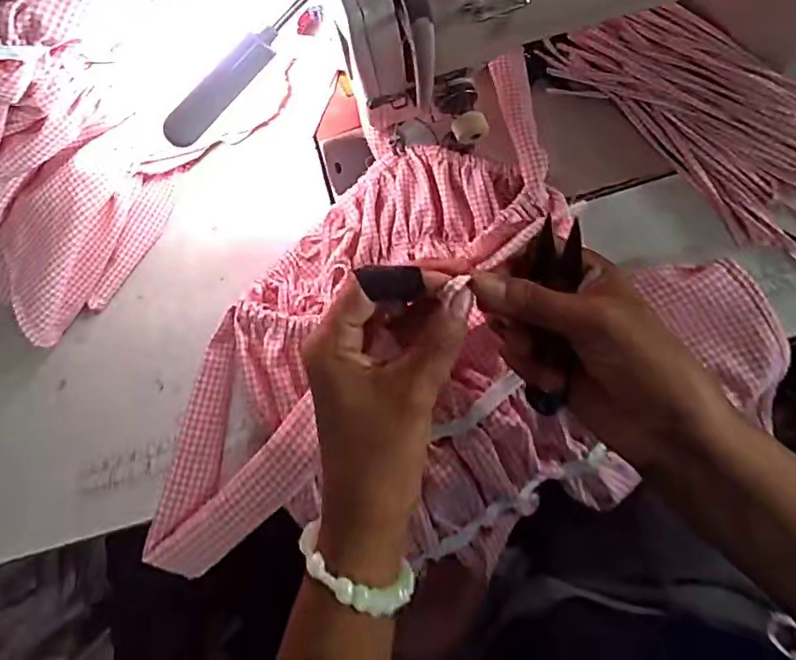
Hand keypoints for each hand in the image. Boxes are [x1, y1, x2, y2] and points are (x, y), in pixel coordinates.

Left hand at [304, 272, 467, 582]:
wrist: (367, 520)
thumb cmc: (381, 457)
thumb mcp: (413, 393)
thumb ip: (440, 338)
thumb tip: (465, 291)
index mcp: (329, 339)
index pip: (368, 285)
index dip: (411, 275)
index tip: (453, 277)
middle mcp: (334, 339)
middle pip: (377, 294)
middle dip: (420, 285)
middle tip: (465, 279)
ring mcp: (351, 355)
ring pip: (388, 313)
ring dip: (424, 304)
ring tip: (464, 294)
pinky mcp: (367, 371)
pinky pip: (394, 336)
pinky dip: (420, 327)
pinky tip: (450, 319)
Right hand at [470, 250, 740, 472]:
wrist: (671, 431)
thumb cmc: (641, 358)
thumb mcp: (589, 319)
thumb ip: (531, 300)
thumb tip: (476, 279)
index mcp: (584, 272)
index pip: (535, 252)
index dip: (508, 263)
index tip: (485, 282)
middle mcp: (567, 298)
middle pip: (515, 290)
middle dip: (510, 311)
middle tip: (515, 330)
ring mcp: (558, 335)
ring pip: (512, 325)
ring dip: (519, 343)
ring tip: (540, 361)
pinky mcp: (551, 368)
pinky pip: (520, 356)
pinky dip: (528, 367)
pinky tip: (552, 383)